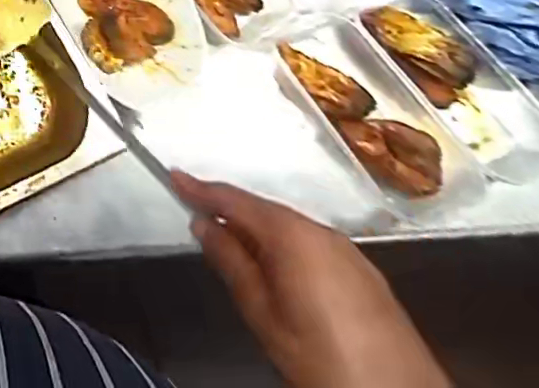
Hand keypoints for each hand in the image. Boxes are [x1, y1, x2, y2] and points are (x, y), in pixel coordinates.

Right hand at [172, 171, 450, 387]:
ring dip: (255, 229)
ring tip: (229, 245)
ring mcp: (347, 250)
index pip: (235, 200)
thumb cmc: (324, 362)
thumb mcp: (265, 317)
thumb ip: (232, 264)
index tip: (173, 176)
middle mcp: (320, 231)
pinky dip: (283, 244)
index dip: (200, 189)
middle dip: (228, 210)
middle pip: (263, 210)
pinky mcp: (364, 272)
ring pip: (288, 226)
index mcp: (292, 236)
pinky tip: (274, 267)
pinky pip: (310, 242)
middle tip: (195, 215)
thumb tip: (204, 225)